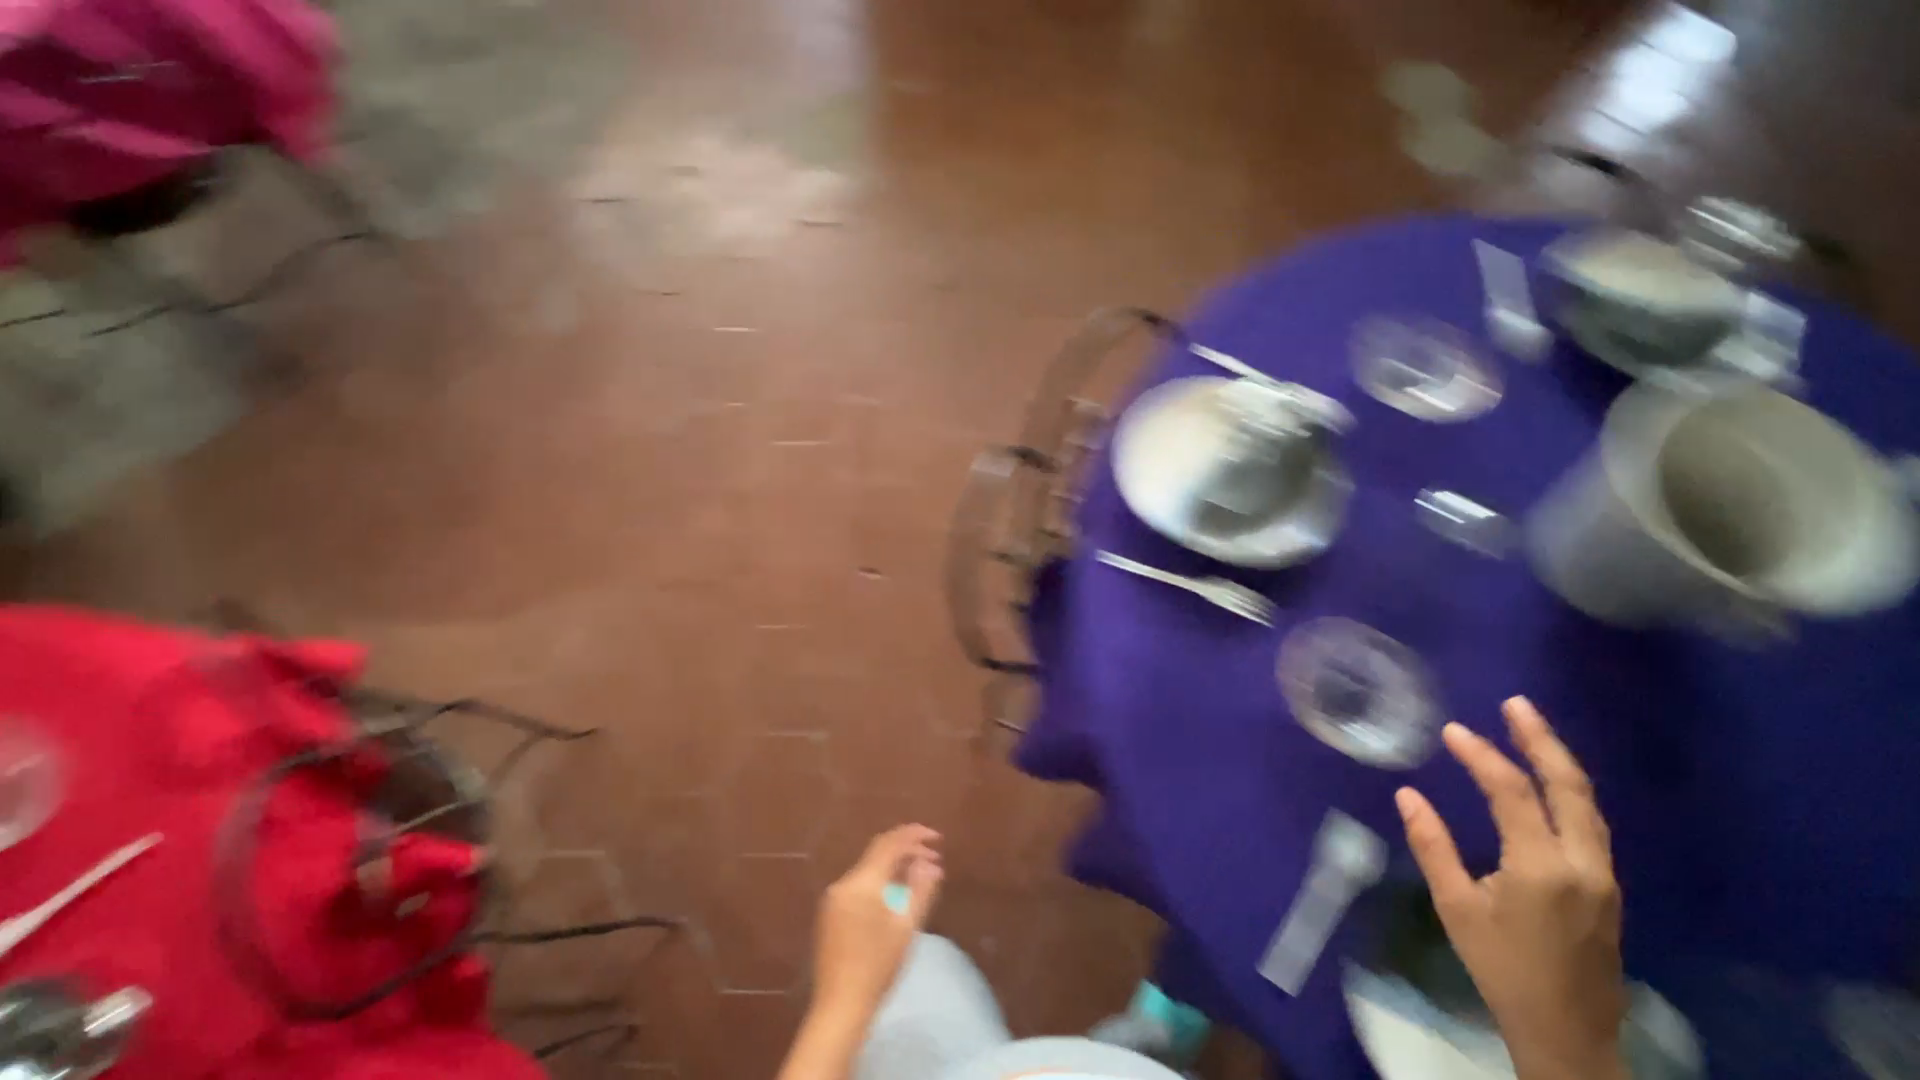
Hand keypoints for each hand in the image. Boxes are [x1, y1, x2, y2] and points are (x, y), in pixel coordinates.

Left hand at [811, 824, 943, 1020]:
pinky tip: (896, 894)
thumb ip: (920, 890)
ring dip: (894, 867)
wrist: (840, 1005)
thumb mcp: (906, 928)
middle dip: (906, 851)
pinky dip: (880, 882)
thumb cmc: (878, 967)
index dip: (913, 835)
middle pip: (877, 854)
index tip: (937, 837)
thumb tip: (930, 864)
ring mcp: (834, 899)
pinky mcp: (831, 914)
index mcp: (861, 883)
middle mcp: (843, 883)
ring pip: (869, 870)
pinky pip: (859, 885)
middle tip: (934, 859)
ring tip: (920, 876)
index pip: (889, 844)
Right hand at [1395, 698, 1627, 1079]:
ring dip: (1559, 761)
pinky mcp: (1608, 885)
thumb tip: (1408, 794)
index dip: (1481, 755)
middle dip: (1541, 740)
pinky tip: (1549, 781)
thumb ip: (1432, 846)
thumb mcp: (1455, 908)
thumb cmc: (1501, 969)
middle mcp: (1582, 862)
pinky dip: (1568, 790)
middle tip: (1515, 704)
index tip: (1452, 731)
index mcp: (1541, 867)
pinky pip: (1591, 822)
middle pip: (1568, 786)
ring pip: (1588, 802)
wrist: (1567, 1030)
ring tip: (1531, 729)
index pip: (1513, 792)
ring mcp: (1603, 874)